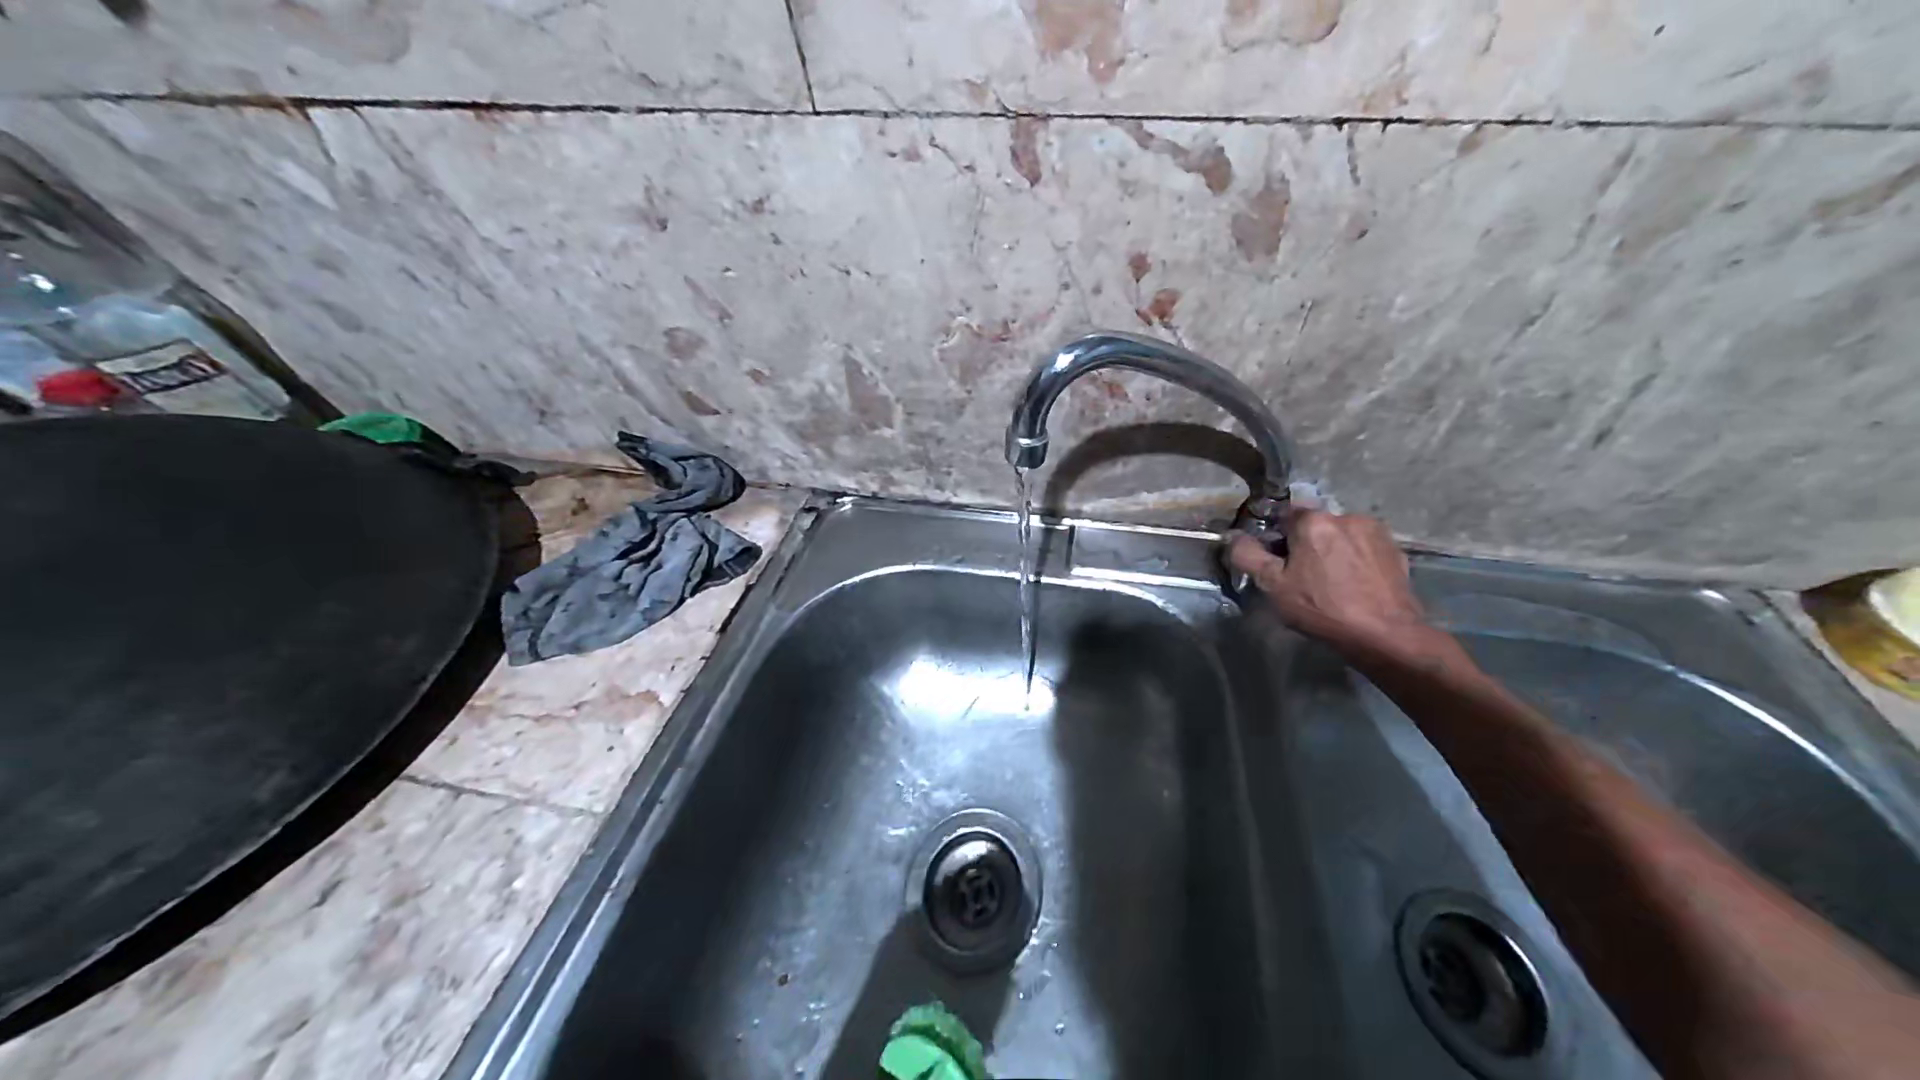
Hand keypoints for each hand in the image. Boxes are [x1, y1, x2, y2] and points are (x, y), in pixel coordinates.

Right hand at [1228, 506, 1445, 665]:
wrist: (1384, 634)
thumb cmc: (1321, 608)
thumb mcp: (1273, 585)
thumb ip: (1247, 556)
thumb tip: (1235, 537)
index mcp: (1313, 521)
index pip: (1285, 515)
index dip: (1277, 537)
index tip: (1277, 562)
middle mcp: (1346, 516)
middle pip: (1315, 525)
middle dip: (1306, 544)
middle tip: (1302, 576)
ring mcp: (1375, 532)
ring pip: (1341, 535)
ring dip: (1332, 550)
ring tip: (1332, 582)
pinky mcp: (1396, 550)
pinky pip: (1364, 548)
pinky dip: (1355, 560)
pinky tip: (1354, 585)